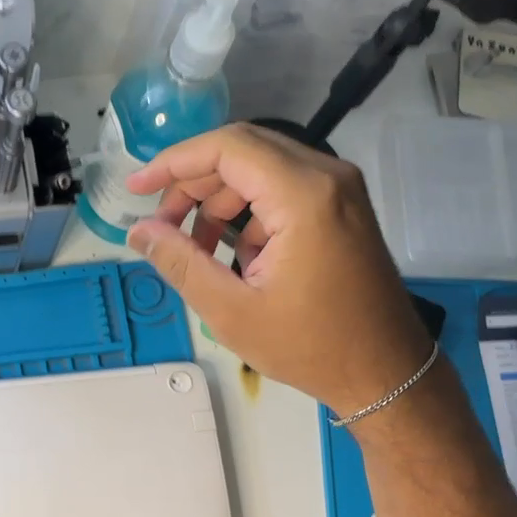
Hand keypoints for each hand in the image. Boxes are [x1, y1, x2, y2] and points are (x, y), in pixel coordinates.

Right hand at [125, 124, 435, 418]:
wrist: (381, 367)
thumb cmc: (308, 345)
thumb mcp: (231, 311)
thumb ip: (181, 263)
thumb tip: (139, 231)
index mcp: (302, 196)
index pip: (227, 148)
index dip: (174, 162)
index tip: (135, 187)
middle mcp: (326, 176)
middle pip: (243, 151)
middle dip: (192, 183)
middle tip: (161, 227)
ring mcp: (339, 189)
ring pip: (260, 169)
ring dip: (218, 201)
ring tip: (194, 250)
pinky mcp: (341, 207)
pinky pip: (282, 189)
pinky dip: (247, 213)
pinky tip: (236, 259)